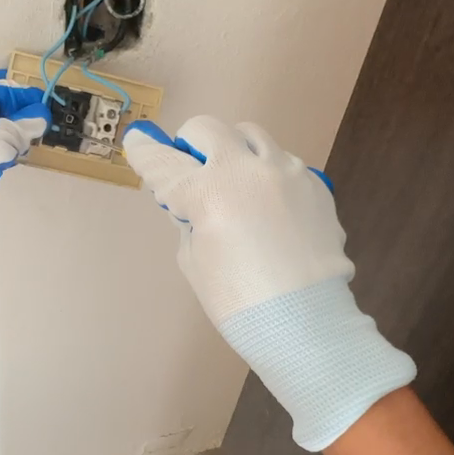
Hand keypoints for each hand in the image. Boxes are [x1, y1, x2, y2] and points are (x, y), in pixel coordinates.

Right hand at [123, 116, 414, 449]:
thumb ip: (188, 219)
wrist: (306, 325)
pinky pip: (283, 163)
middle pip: (208, 129)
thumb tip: (191, 200)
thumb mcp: (193, 259)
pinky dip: (267, 175)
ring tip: (236, 186)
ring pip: (251, 137)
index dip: (145, 151)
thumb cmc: (237, 301)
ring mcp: (287, 172)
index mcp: (209, 192)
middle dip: (192, 145)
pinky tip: (268, 208)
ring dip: (234, 153)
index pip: (163, 162)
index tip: (137, 140)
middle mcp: (249, 170)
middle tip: (191, 170)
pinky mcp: (316, 184)